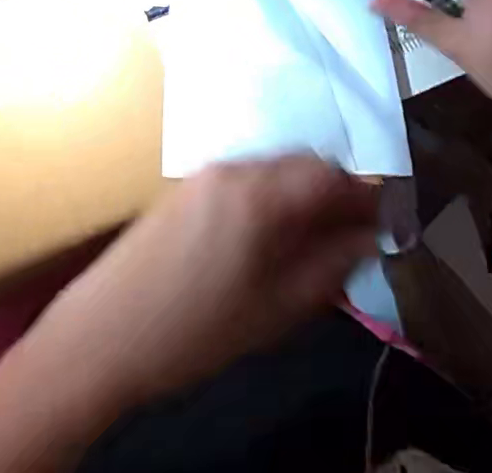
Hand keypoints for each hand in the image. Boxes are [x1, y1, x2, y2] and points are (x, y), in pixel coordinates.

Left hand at [17, 156, 377, 411]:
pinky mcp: (182, 188)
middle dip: (333, 193)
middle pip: (299, 162)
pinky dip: (268, 197)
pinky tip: (270, 237)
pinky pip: (241, 179)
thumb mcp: (278, 307)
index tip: (385, 225)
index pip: (329, 171)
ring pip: (270, 170)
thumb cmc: (198, 328)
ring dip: (300, 195)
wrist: (105, 329)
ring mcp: (201, 173)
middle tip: (353, 237)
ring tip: (314, 243)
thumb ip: (332, 264)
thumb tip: (369, 236)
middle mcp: (229, 168)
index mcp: (257, 192)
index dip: (364, 195)